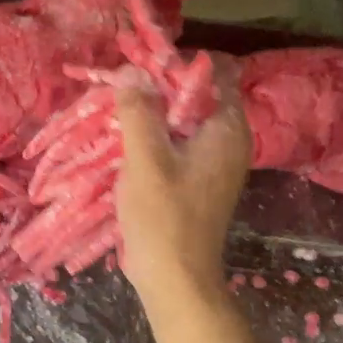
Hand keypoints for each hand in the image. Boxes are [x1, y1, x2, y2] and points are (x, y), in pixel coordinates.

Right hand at [115, 57, 250, 302]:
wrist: (175, 278)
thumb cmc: (164, 218)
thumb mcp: (145, 161)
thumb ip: (140, 112)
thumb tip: (131, 70)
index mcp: (226, 129)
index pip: (216, 72)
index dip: (178, 64)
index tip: (139, 70)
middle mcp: (227, 140)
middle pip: (196, 96)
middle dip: (157, 89)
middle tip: (119, 91)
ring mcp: (213, 163)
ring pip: (183, 122)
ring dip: (150, 116)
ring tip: (115, 117)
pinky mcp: (197, 181)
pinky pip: (176, 145)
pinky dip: (152, 140)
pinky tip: (123, 147)